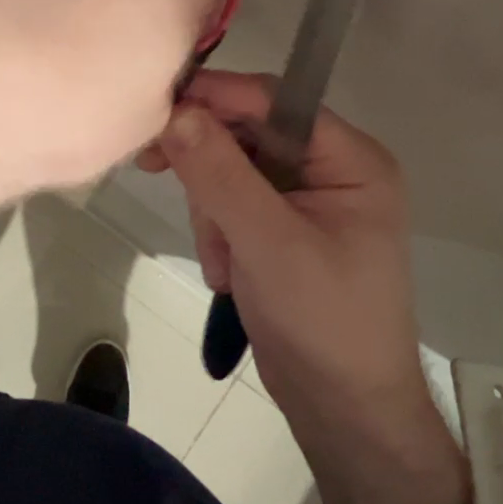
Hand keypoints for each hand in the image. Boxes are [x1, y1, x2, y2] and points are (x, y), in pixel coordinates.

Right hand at [137, 71, 420, 406]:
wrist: (344, 406)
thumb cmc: (323, 319)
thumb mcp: (268, 242)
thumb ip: (219, 173)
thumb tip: (175, 111)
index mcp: (350, 159)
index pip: (272, 100)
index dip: (214, 97)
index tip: (156, 106)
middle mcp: (329, 168)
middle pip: (245, 132)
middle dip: (207, 168)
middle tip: (152, 169)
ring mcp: (304, 199)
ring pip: (228, 168)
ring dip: (211, 212)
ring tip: (221, 263)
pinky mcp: (280, 227)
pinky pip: (230, 202)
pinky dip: (216, 231)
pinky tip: (225, 271)